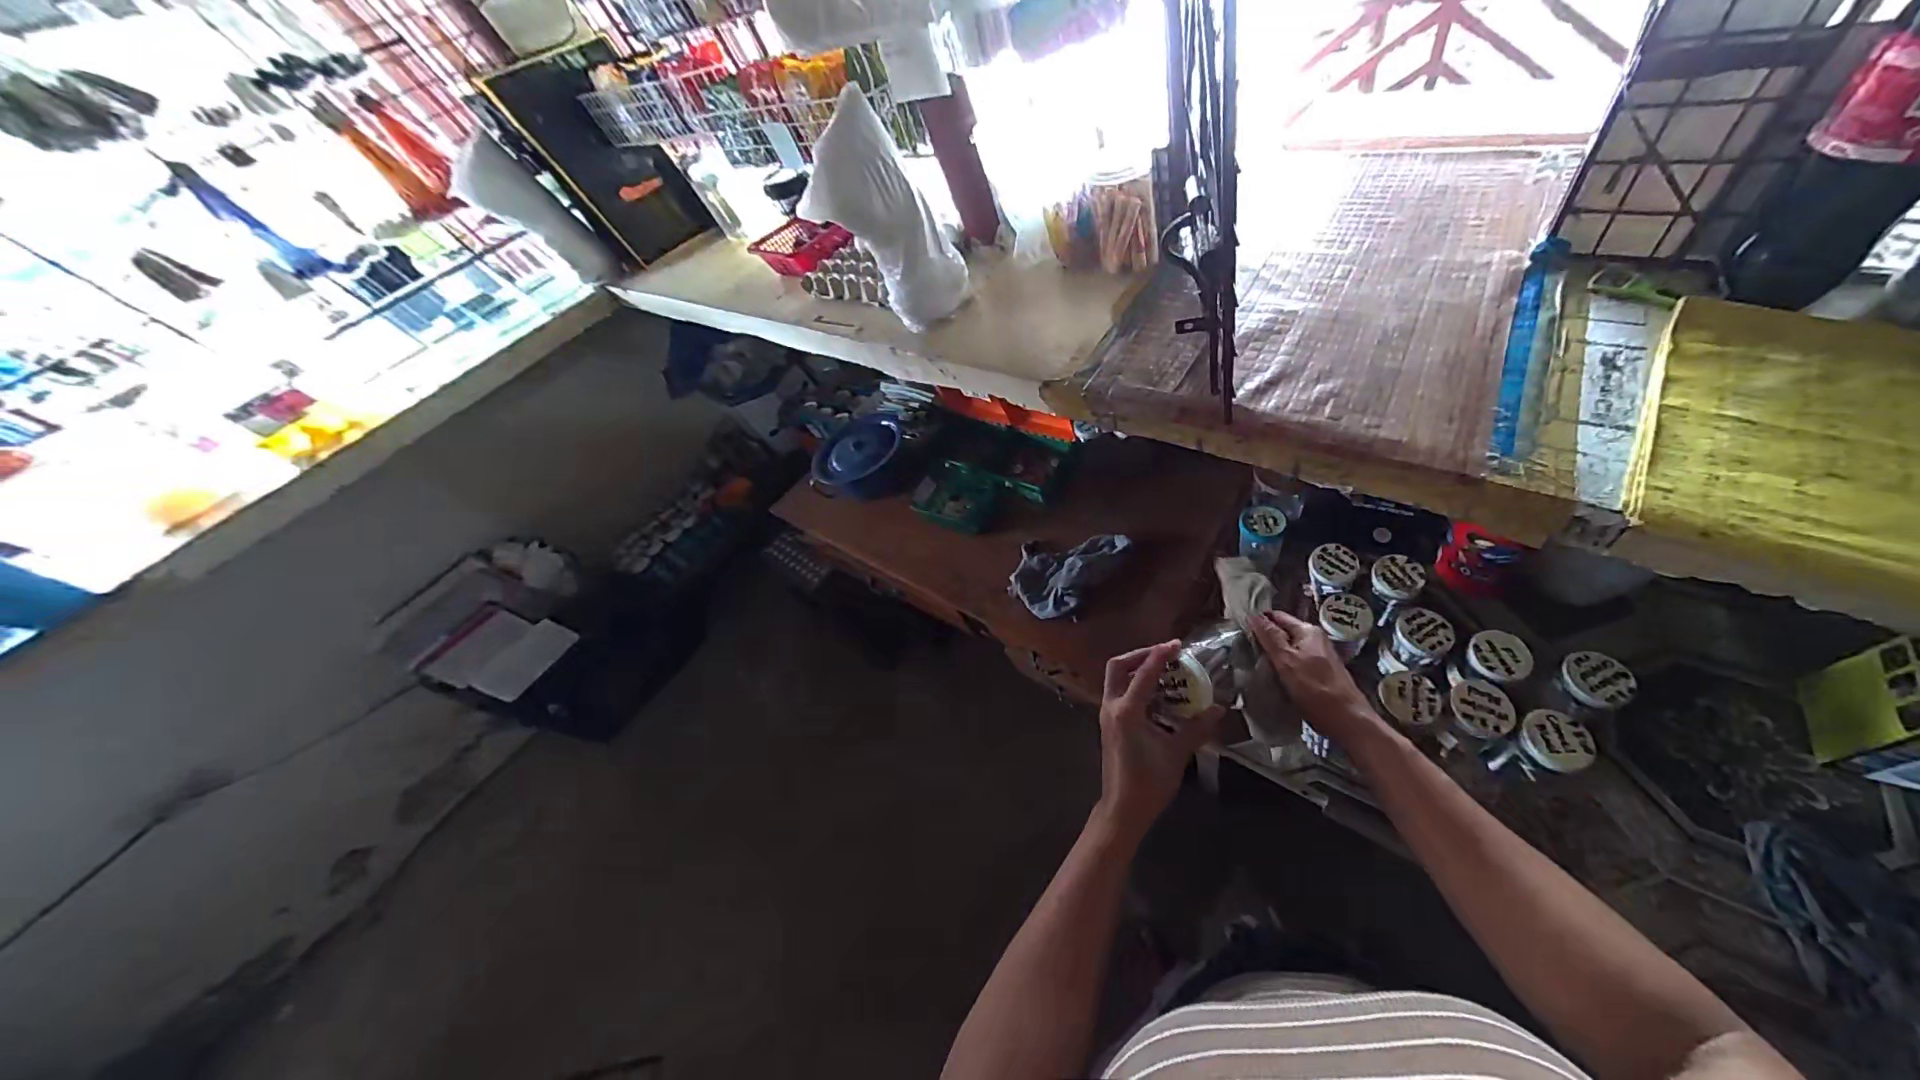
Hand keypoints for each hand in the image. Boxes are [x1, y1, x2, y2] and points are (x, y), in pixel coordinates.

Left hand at [1094, 641, 1222, 842]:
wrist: (1123, 807)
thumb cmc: (1149, 782)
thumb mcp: (1177, 752)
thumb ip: (1197, 727)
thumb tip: (1219, 708)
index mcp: (1126, 711)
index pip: (1143, 673)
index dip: (1160, 655)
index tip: (1177, 644)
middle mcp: (1111, 706)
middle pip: (1118, 667)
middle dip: (1140, 655)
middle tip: (1165, 654)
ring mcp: (1107, 715)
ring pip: (1116, 679)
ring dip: (1136, 669)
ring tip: (1164, 670)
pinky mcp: (1109, 723)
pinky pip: (1119, 693)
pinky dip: (1135, 686)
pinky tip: (1157, 694)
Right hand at [1250, 610, 1385, 747]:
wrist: (1347, 719)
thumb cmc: (1314, 689)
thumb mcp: (1286, 660)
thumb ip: (1270, 637)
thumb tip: (1253, 616)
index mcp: (1308, 631)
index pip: (1277, 616)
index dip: (1258, 621)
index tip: (1239, 631)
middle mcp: (1315, 638)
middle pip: (1283, 631)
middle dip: (1264, 638)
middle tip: (1242, 648)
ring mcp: (1319, 655)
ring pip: (1289, 647)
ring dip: (1273, 653)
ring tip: (1253, 661)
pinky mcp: (1320, 671)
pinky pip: (1295, 660)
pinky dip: (1283, 665)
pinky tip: (1273, 674)